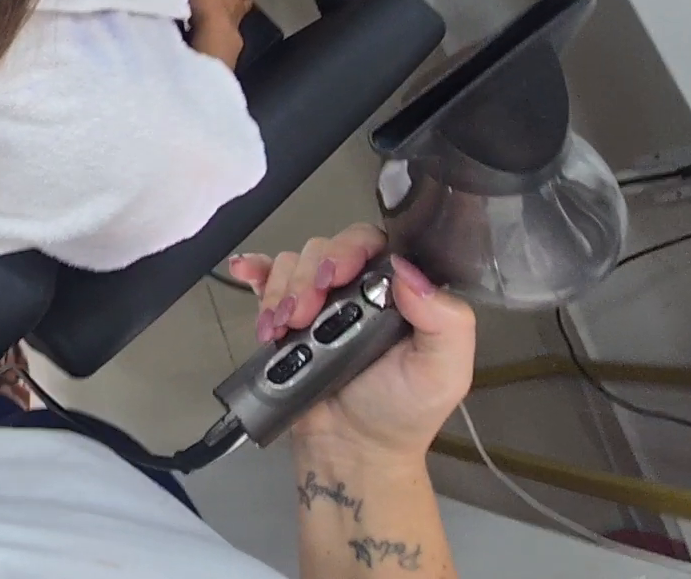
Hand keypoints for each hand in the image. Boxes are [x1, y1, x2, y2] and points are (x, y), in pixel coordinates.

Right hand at [230, 226, 475, 460]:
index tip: (335, 277)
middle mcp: (355, 286)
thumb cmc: (400, 410)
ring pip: (290, 263)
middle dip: (306, 280)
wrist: (348, 447)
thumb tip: (407, 272)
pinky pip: (263, 273)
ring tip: (280, 329)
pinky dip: (253, 269)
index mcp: (395, 292)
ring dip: (279, 291)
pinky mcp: (283, 308)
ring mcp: (316, 296)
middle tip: (302, 318)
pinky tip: (244, 273)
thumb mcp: (442, 373)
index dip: (348, 249)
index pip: (372, 243)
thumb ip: (446, 323)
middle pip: (322, 249)